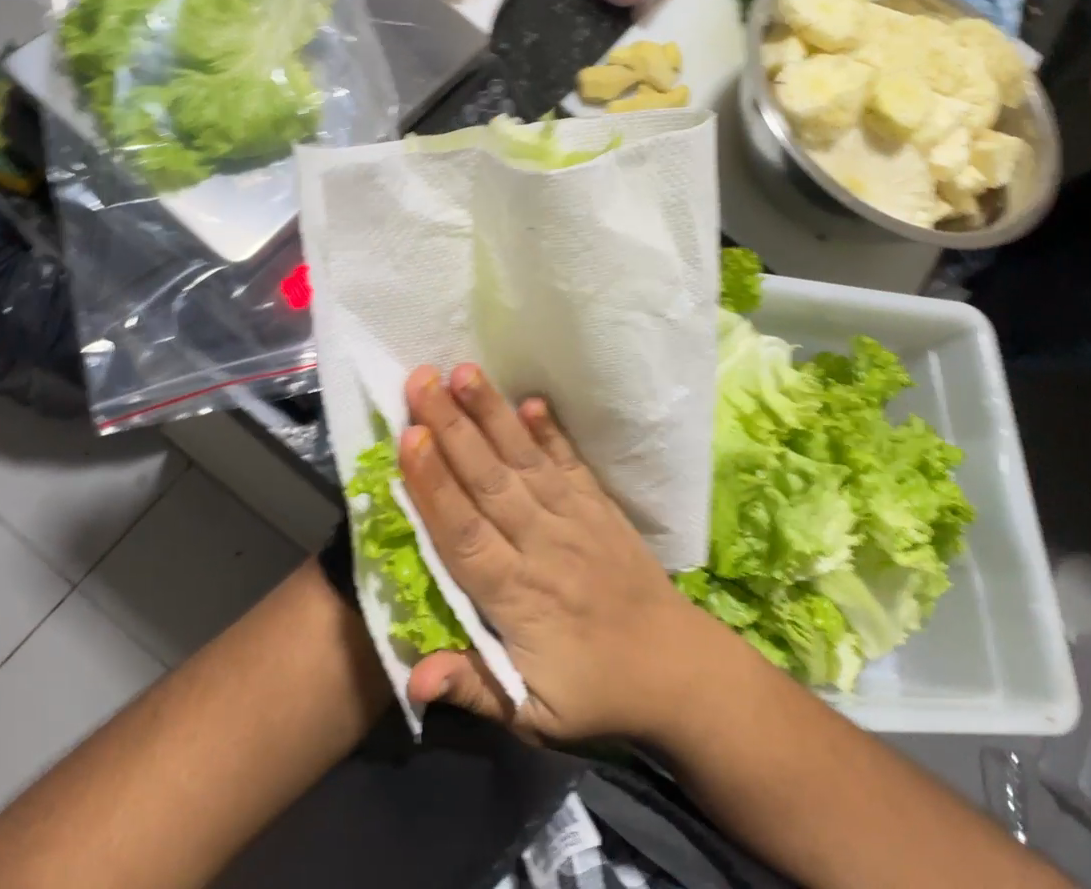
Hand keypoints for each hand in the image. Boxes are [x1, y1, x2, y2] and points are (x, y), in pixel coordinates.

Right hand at [396, 364, 722, 743]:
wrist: (681, 673)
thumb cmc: (595, 695)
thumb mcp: (532, 717)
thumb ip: (474, 690)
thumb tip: (415, 681)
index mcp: (519, 598)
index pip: (466, 533)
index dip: (435, 486)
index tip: (410, 439)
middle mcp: (545, 548)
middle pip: (490, 482)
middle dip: (452, 429)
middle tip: (420, 381)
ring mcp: (577, 523)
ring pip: (525, 462)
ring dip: (492, 415)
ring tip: (465, 372)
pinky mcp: (601, 511)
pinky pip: (571, 464)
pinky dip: (550, 432)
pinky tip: (529, 401)